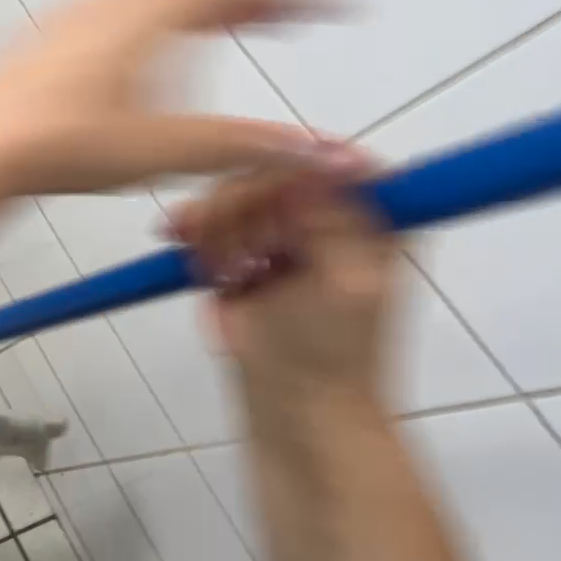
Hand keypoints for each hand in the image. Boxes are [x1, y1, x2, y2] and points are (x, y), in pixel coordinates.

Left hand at [0, 0, 330, 195]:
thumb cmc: (56, 145)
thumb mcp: (166, 149)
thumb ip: (244, 146)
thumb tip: (315, 151)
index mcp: (148, 13)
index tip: (330, 3)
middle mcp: (107, 5)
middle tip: (281, 15)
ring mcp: (67, 22)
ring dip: (192, 9)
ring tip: (222, 29)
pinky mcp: (39, 47)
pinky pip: (108, 19)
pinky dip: (146, 25)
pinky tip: (141, 58)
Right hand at [169, 152, 398, 402]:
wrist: (292, 399)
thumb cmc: (333, 350)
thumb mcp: (349, 284)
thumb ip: (336, 221)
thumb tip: (320, 160)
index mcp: (374, 218)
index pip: (329, 162)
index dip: (290, 169)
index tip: (263, 201)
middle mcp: (327, 215)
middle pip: (268, 173)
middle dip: (239, 209)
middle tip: (237, 256)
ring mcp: (280, 231)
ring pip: (231, 193)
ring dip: (213, 226)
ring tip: (216, 270)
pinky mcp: (240, 249)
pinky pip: (208, 219)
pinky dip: (192, 232)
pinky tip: (186, 250)